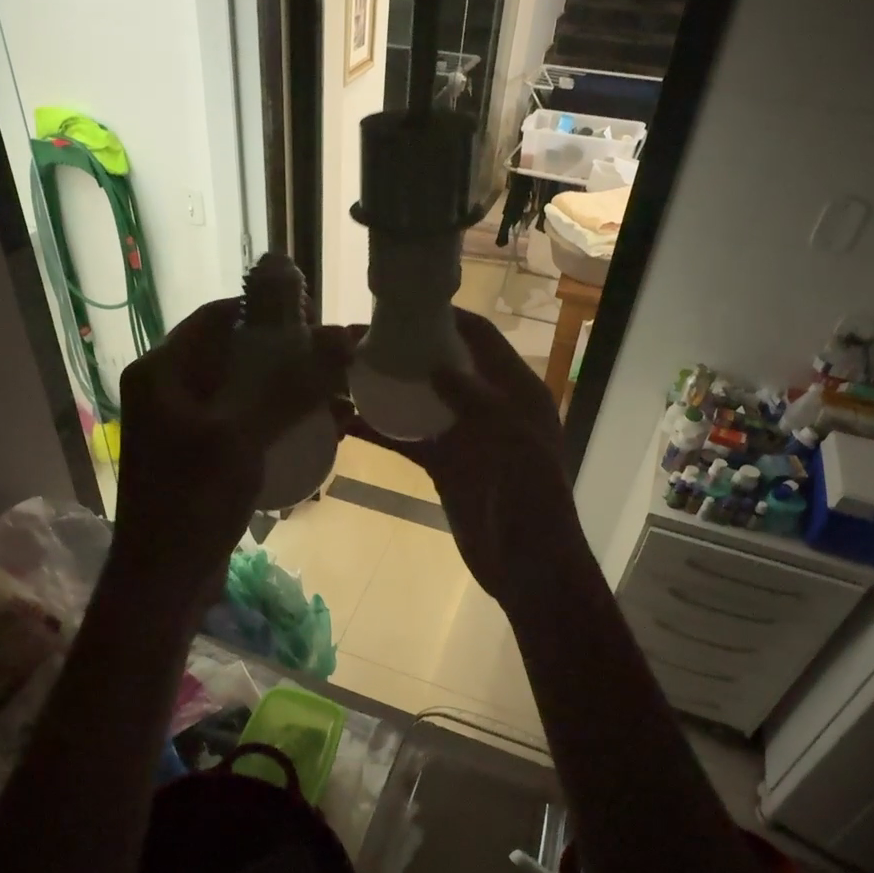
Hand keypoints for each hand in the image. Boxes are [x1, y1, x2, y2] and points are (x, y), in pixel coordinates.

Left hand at [112, 298, 351, 588]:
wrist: (162, 582)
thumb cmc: (192, 502)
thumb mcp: (242, 437)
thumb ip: (291, 385)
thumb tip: (343, 336)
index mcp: (161, 371)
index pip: (219, 318)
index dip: (269, 315)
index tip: (317, 325)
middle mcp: (166, 390)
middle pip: (234, 355)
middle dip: (287, 358)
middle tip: (336, 366)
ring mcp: (180, 426)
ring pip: (242, 392)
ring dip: (287, 393)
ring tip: (336, 400)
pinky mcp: (197, 457)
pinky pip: (242, 425)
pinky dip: (275, 424)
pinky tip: (314, 434)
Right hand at [349, 310, 587, 603]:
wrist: (527, 565)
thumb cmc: (529, 498)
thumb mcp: (509, 441)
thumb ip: (475, 399)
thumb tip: (435, 364)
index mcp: (516, 392)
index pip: (481, 339)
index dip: (447, 318)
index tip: (404, 306)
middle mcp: (488, 406)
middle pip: (444, 365)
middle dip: (405, 352)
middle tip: (359, 338)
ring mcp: (464, 437)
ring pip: (420, 401)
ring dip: (386, 389)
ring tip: (344, 372)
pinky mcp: (444, 466)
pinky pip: (409, 440)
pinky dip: (381, 430)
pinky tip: (347, 421)